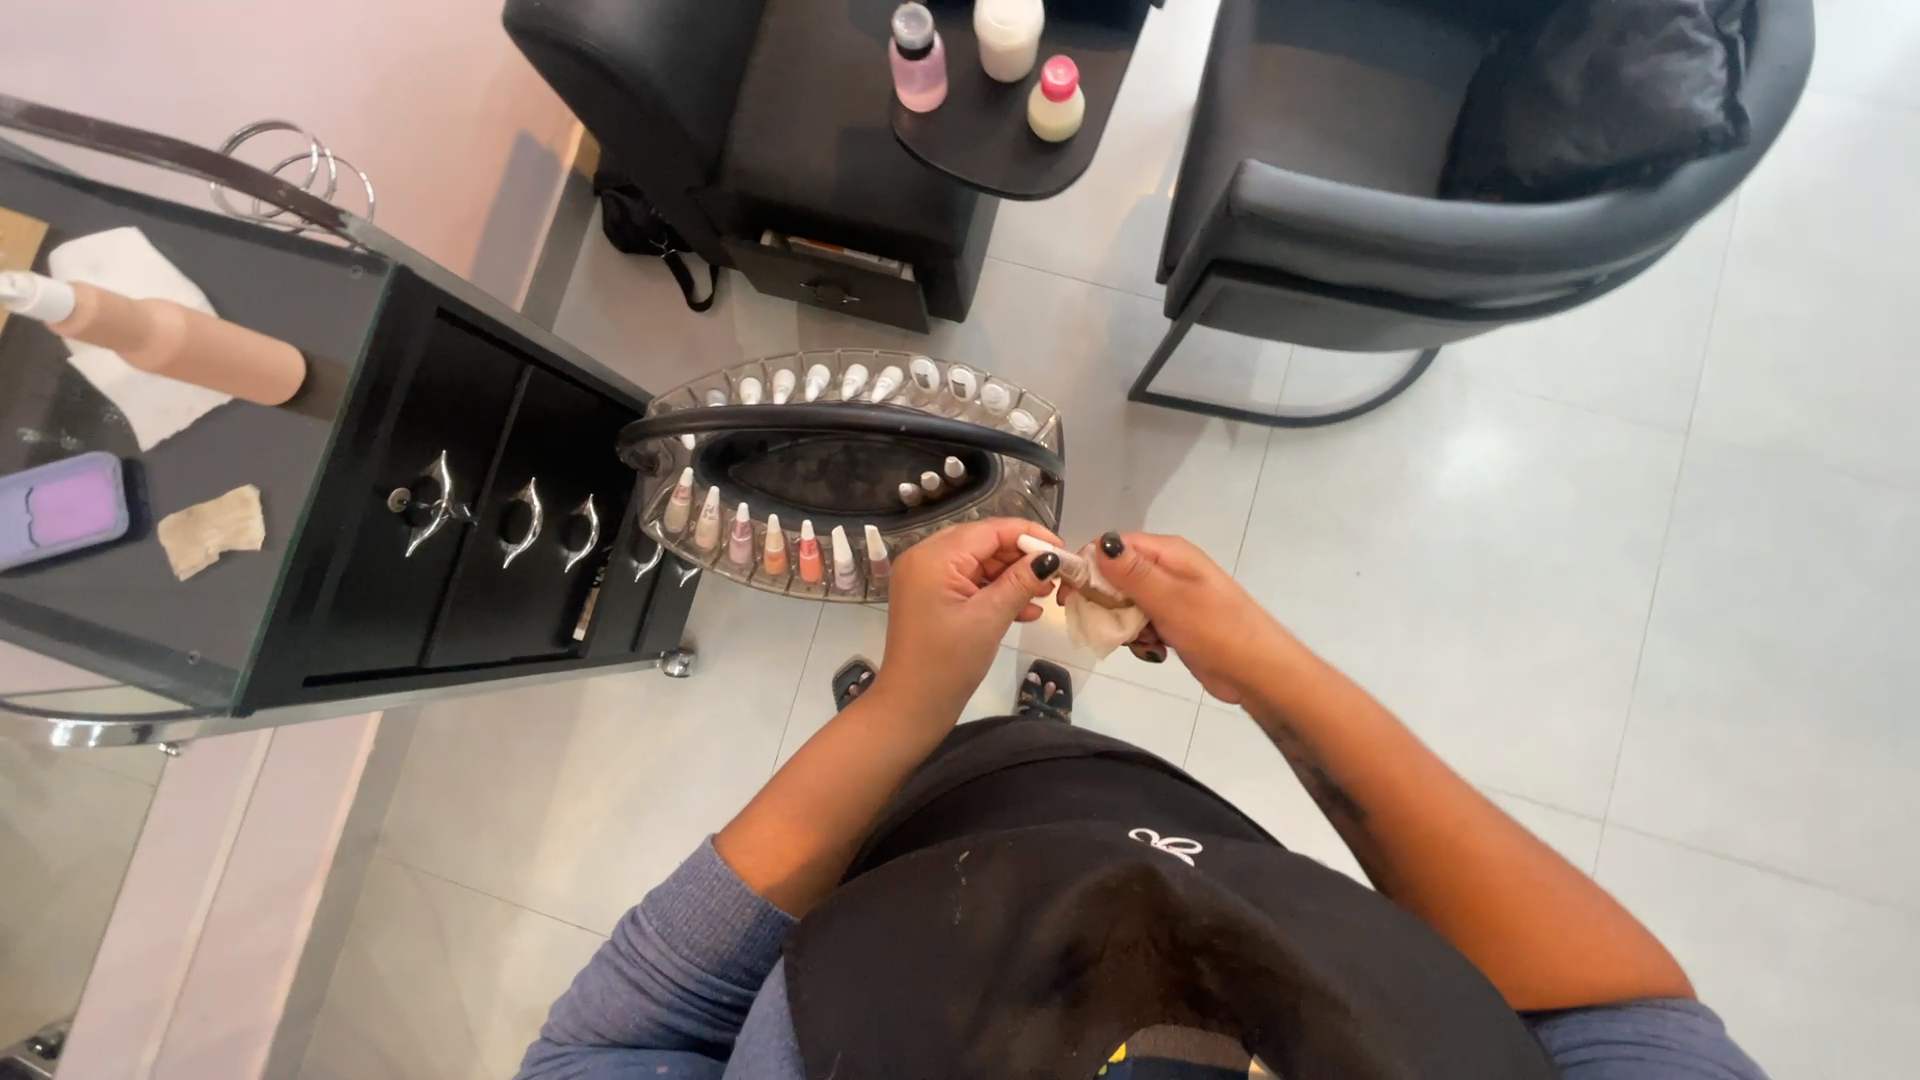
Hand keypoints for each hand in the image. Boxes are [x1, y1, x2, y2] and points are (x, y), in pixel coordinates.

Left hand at [875, 518, 1064, 719]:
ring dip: (1011, 577)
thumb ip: (1020, 582)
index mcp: (934, 556)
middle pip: (983, 544)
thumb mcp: (990, 618)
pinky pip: (968, 583)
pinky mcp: (930, 597)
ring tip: (1045, 595)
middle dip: (1021, 558)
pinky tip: (1026, 611)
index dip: (1029, 536)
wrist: (911, 707)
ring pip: (978, 564)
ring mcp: (925, 578)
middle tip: (1056, 575)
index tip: (1063, 550)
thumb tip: (1051, 558)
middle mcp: (925, 558)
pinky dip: (995, 592)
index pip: (989, 530)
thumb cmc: (948, 662)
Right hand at [1091, 531, 1290, 703]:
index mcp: (1168, 554)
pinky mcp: (1172, 622)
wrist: (1259, 673)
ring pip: (1124, 603)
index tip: (1070, 595)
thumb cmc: (1217, 630)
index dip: (1088, 567)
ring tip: (1139, 642)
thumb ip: (1132, 572)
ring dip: (1121, 624)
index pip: (1114, 546)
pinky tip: (1153, 651)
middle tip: (1096, 625)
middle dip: (1103, 601)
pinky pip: (1140, 623)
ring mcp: (1170, 596)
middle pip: (1115, 575)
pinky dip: (1139, 638)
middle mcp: (1167, 569)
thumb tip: (1099, 542)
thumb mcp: (1170, 599)